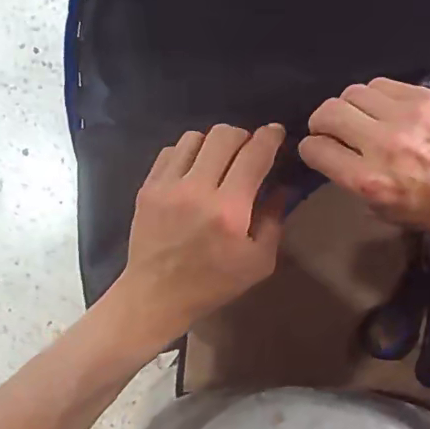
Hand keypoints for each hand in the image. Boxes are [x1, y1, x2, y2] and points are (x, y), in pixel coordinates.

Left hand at [108, 123, 287, 341]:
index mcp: (229, 211)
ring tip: (218, 162)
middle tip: (248, 151)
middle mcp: (197, 190)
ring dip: (213, 144)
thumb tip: (281, 186)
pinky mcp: (147, 187)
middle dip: (243, 136)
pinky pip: (171, 151)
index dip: (270, 137)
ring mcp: (167, 186)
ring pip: (195, 137)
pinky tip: (193, 171)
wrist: (156, 295)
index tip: (276, 133)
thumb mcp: (259, 262)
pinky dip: (187, 153)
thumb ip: (274, 220)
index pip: (254, 154)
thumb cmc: (213, 283)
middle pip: (224, 135)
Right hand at [298, 78, 429, 246]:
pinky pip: (381, 84)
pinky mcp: (423, 97)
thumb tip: (335, 158)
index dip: (311, 148)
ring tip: (360, 116)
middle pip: (328, 113)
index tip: (318, 148)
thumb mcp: (384, 212)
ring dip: (349, 106)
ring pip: (352, 92)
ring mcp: (403, 116)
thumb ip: (353, 184)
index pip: (316, 149)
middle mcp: (380, 144)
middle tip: (331, 128)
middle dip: (321, 121)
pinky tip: (384, 108)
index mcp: (368, 180)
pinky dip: (375, 96)